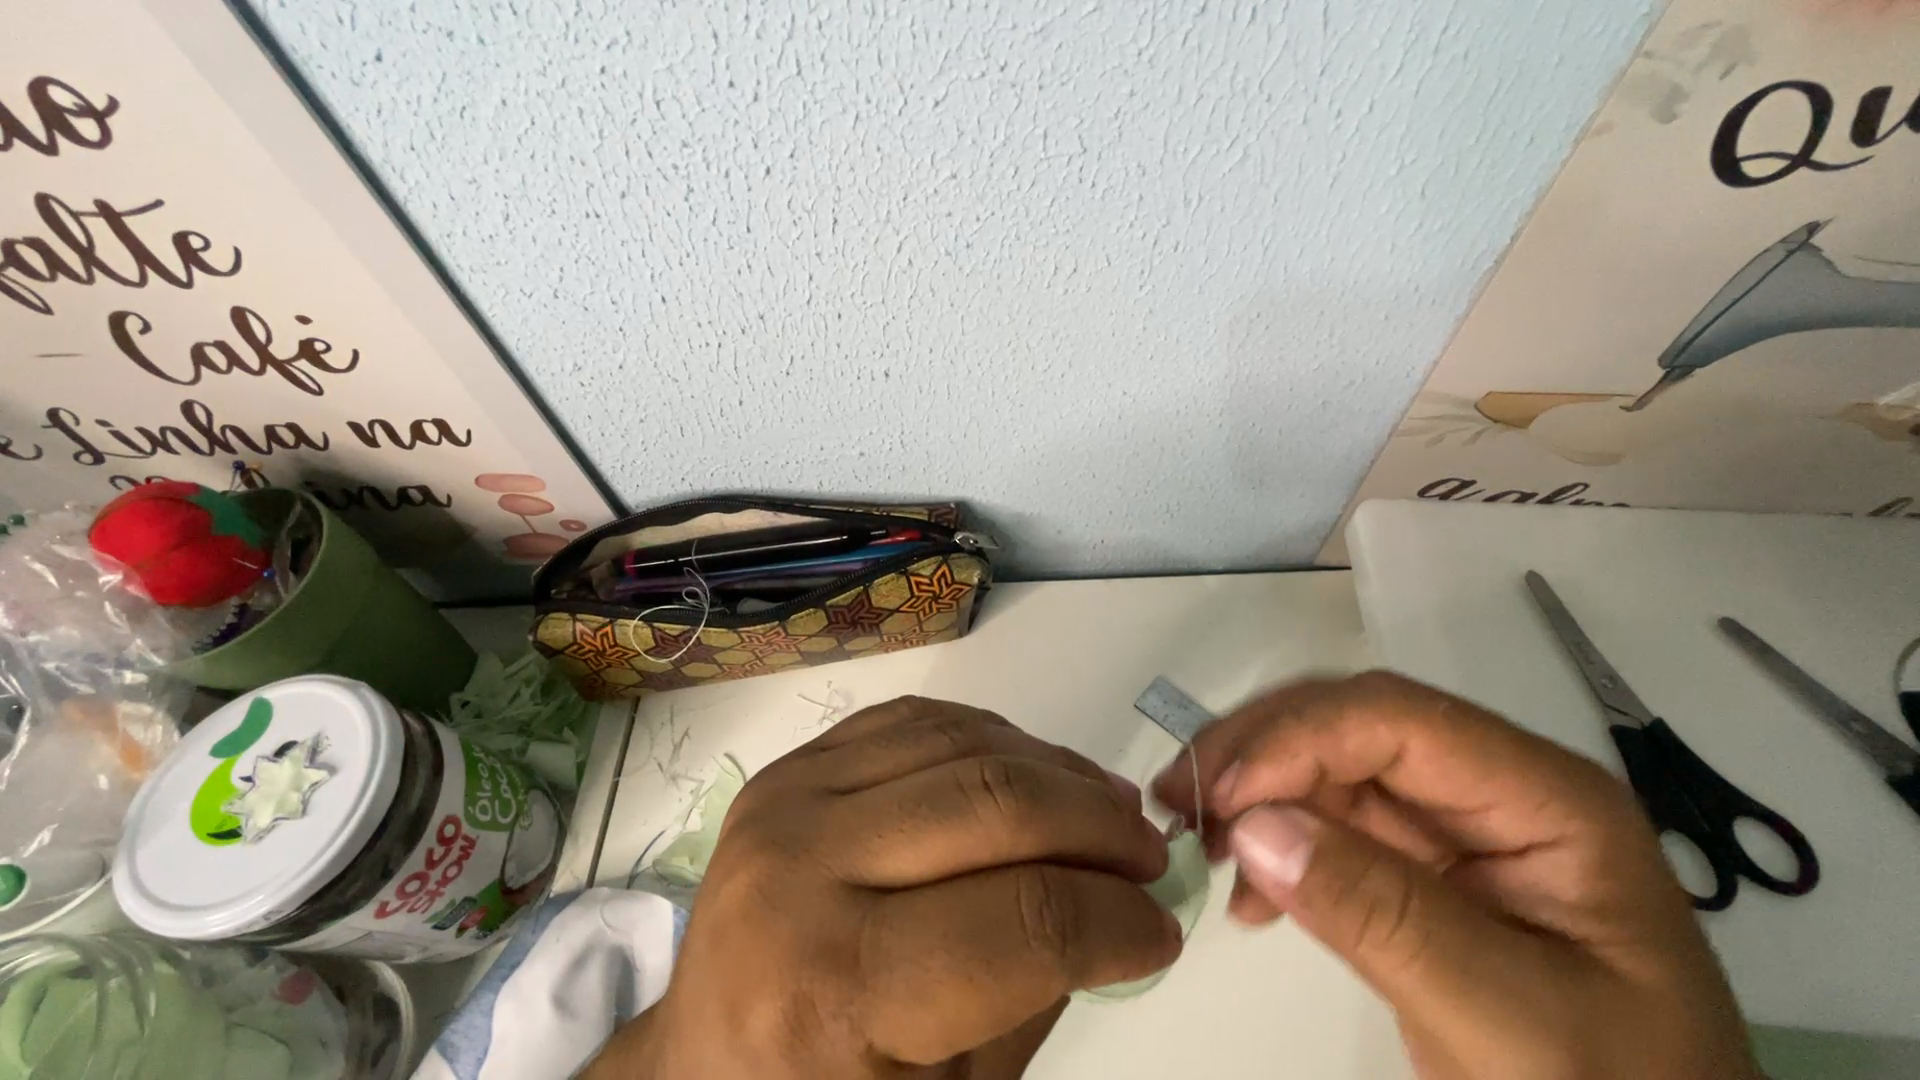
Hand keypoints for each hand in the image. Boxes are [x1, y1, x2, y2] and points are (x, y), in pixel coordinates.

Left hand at [587, 696, 1180, 1078]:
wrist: (704, 1056)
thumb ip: (1041, 984)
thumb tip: (1121, 896)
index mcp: (834, 984)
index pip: (1025, 920)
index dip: (1119, 919)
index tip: (1163, 928)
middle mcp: (801, 868)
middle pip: (998, 806)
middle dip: (1101, 828)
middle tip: (1152, 855)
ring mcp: (788, 799)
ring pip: (965, 744)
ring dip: (1059, 771)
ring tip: (1110, 807)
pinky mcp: (791, 766)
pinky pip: (918, 722)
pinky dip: (995, 737)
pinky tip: (1036, 769)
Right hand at [1152, 671, 1759, 1079]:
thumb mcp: (1506, 1019)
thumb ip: (1381, 915)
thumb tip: (1251, 824)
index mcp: (1544, 799)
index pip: (1399, 720)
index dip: (1297, 738)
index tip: (1218, 799)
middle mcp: (1492, 790)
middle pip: (1352, 727)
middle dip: (1258, 753)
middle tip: (1178, 802)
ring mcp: (1451, 828)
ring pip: (1326, 770)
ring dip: (1251, 793)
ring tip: (1195, 844)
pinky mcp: (1416, 869)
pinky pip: (1325, 827)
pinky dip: (1270, 844)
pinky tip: (1244, 896)